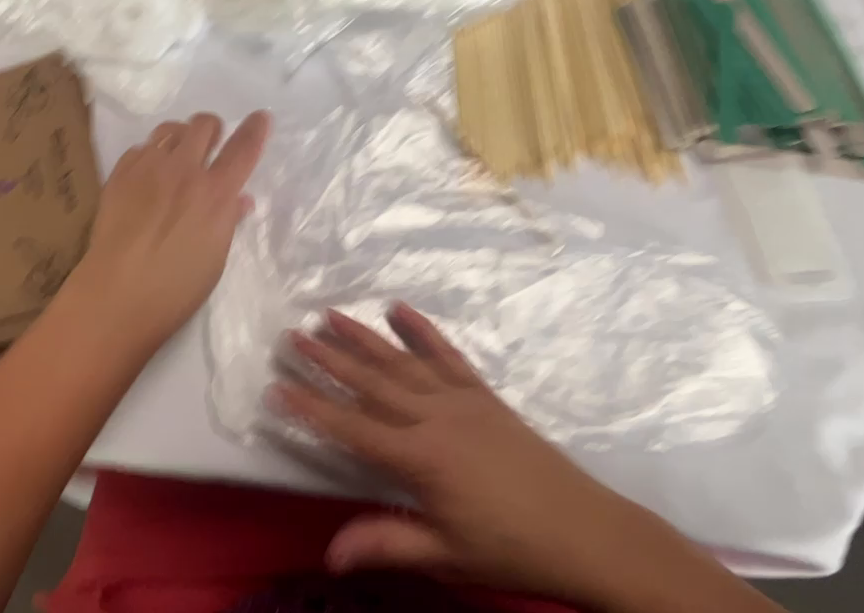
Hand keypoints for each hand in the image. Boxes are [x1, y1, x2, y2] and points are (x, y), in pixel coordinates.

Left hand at [61, 111, 270, 353]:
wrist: (116, 294)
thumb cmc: (176, 289)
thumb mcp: (215, 258)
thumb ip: (227, 221)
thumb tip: (238, 200)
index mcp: (215, 194)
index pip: (243, 149)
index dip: (255, 129)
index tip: (260, 117)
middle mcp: (184, 171)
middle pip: (204, 125)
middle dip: (212, 129)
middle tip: (211, 144)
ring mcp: (148, 168)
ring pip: (169, 129)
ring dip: (181, 136)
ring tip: (178, 155)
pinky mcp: (119, 174)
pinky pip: (140, 148)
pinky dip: (150, 155)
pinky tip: (148, 175)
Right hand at [272, 304, 753, 611]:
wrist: (585, 530)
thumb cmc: (510, 548)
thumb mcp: (446, 554)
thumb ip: (387, 542)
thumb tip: (329, 553)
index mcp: (422, 458)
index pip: (352, 427)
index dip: (311, 407)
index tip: (277, 386)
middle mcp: (435, 418)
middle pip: (371, 383)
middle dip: (329, 359)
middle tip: (294, 334)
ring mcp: (461, 399)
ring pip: (401, 362)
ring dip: (363, 337)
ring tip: (329, 314)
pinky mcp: (483, 394)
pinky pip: (446, 355)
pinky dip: (422, 330)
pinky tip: (400, 309)